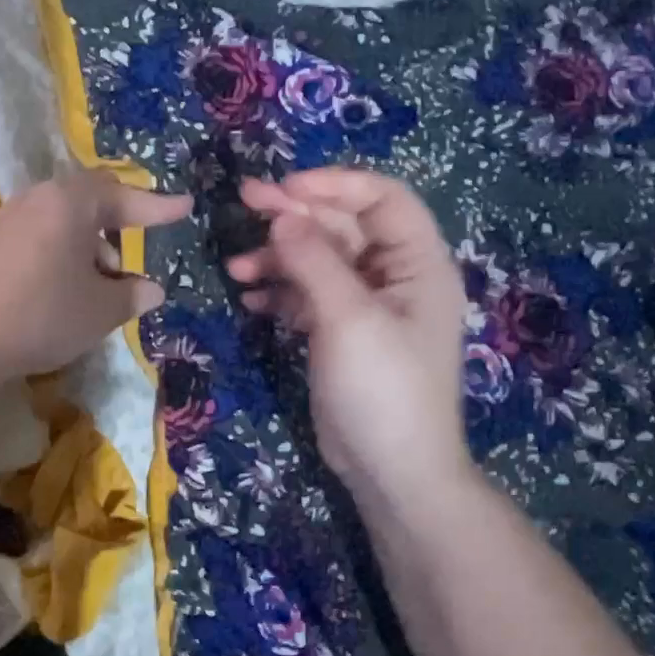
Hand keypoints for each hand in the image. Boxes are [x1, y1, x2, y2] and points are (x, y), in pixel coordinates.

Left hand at [0, 171, 191, 383]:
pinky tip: (68, 282)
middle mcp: (37, 197)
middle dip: (119, 220)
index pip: (123, 196)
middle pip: (90, 197)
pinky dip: (63, 246)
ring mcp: (9, 216)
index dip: (157, 207)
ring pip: (63, 215)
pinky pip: (40, 230)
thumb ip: (134, 293)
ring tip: (104, 279)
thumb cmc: (45, 317)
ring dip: (90, 239)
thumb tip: (152, 289)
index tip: (185, 207)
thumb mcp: (102, 310)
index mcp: (69, 203)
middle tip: (141, 241)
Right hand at [227, 169, 470, 501]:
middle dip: (294, 216)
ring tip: (236, 269)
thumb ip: (315, 261)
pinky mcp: (340, 334)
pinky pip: (307, 296)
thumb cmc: (383, 389)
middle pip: (343, 227)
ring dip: (278, 258)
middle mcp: (395, 277)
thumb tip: (282, 215)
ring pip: (318, 261)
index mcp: (418, 264)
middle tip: (244, 203)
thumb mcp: (349, 319)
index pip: (381, 199)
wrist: (391, 470)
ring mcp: (366, 307)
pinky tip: (250, 300)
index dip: (332, 185)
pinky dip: (279, 292)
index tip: (281, 189)